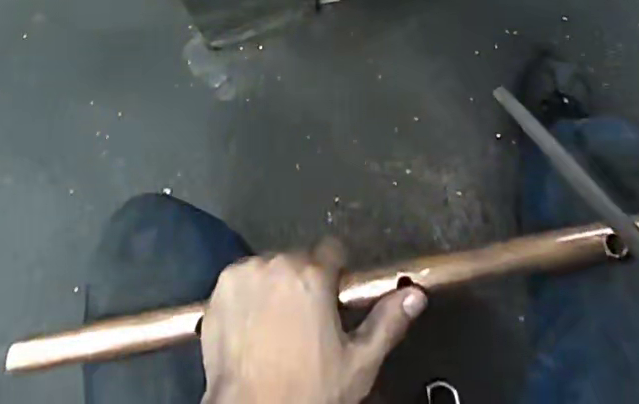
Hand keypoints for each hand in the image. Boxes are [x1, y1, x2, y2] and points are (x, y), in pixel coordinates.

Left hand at [201, 237, 426, 403]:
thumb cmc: (307, 392)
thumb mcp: (357, 365)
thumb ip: (387, 322)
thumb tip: (416, 294)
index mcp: (314, 274)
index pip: (333, 250)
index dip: (335, 274)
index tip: (332, 298)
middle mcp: (280, 263)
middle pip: (300, 258)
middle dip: (304, 281)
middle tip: (305, 321)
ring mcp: (247, 272)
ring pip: (271, 267)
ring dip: (276, 285)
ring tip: (276, 326)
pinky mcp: (221, 286)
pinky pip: (243, 277)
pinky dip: (248, 293)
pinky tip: (252, 324)